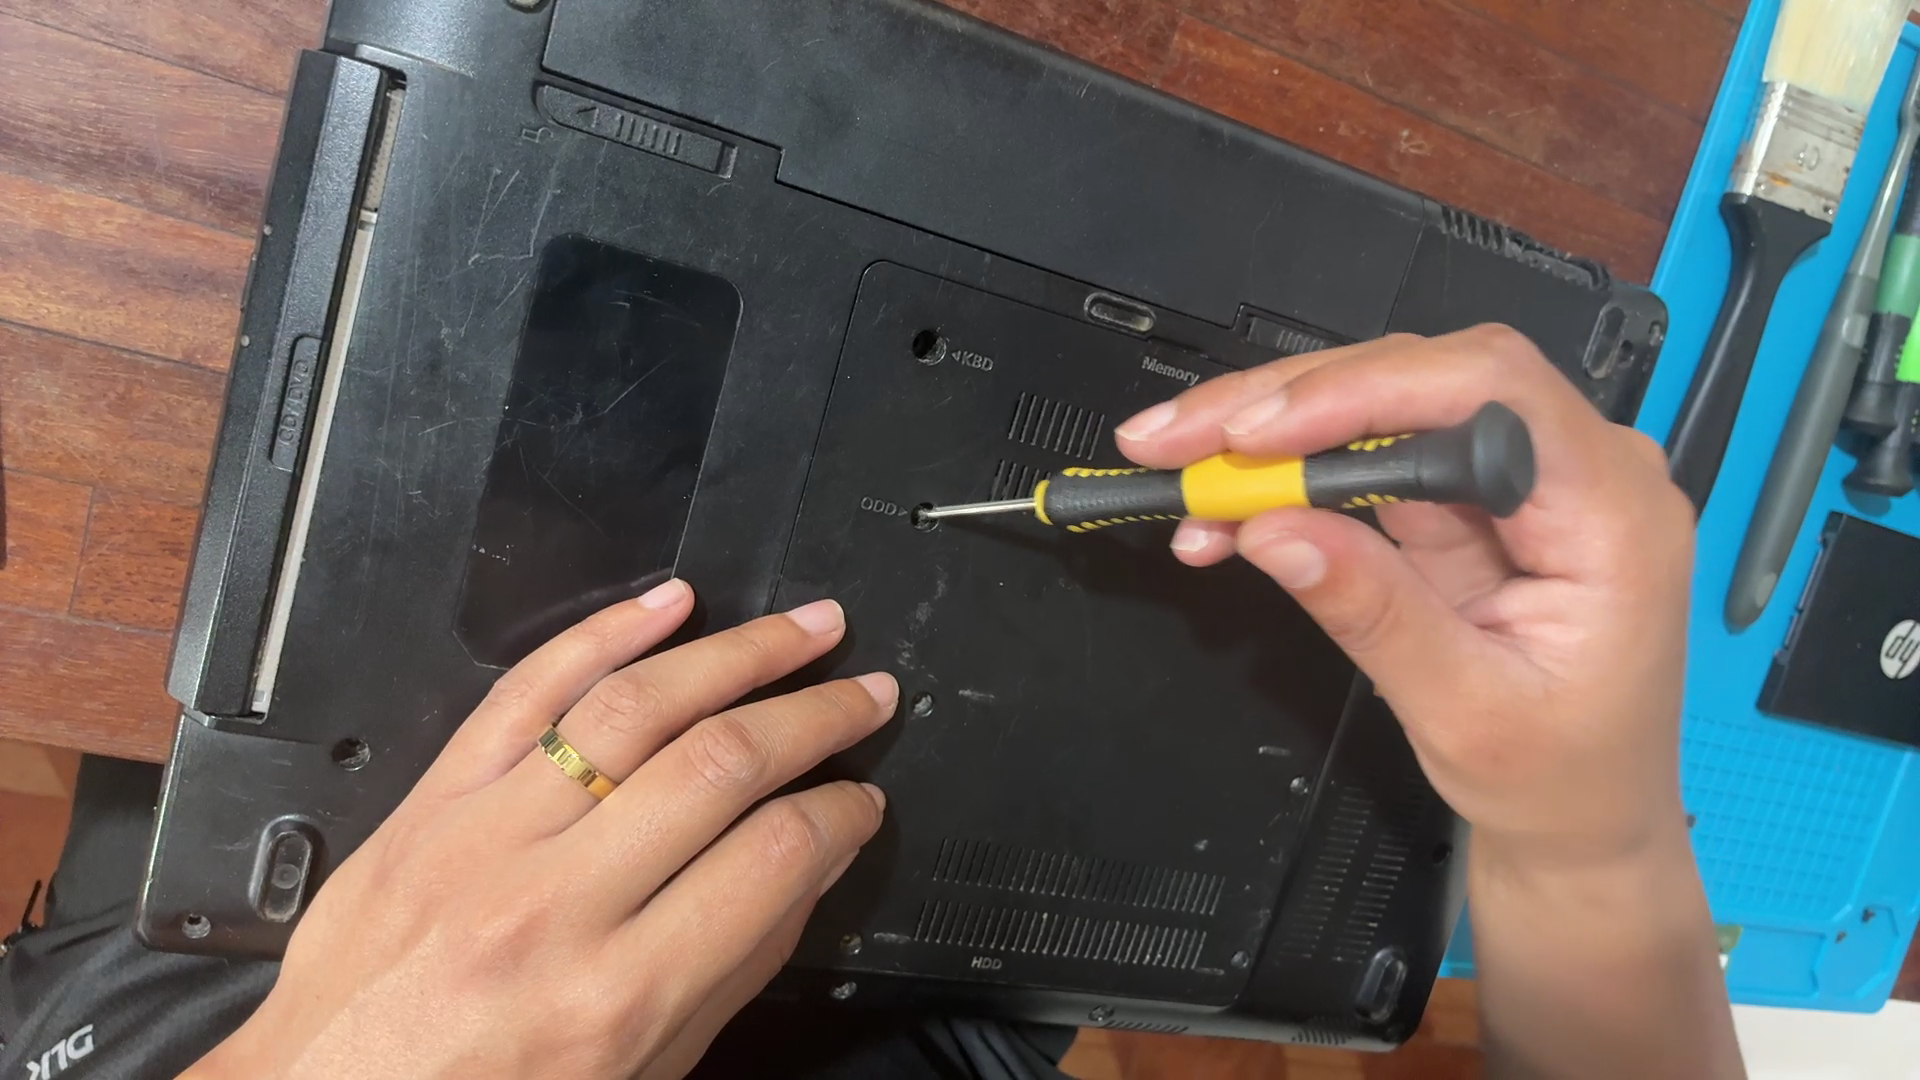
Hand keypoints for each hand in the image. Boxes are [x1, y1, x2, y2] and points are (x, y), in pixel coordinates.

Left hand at [189, 585, 893, 1079]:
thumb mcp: (649, 1070)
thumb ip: (746, 954)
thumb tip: (823, 844)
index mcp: (618, 997)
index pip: (773, 856)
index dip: (843, 811)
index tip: (866, 795)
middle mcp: (554, 906)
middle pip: (721, 763)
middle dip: (818, 714)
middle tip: (871, 689)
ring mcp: (483, 837)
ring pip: (639, 705)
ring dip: (745, 652)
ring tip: (811, 625)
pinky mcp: (431, 799)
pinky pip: (527, 691)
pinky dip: (609, 632)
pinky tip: (677, 600)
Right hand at [1113, 326, 1695, 861]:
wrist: (1575, 807)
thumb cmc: (1552, 774)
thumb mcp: (1464, 709)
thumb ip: (1374, 612)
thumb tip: (1270, 531)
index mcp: (1602, 507)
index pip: (1482, 391)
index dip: (1358, 392)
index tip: (1247, 436)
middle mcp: (1555, 464)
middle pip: (1405, 379)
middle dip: (1274, 404)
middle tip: (1165, 440)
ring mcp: (1493, 476)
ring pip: (1362, 409)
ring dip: (1255, 436)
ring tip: (1168, 466)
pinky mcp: (1442, 498)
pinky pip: (1344, 462)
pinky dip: (1269, 482)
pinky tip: (1213, 515)